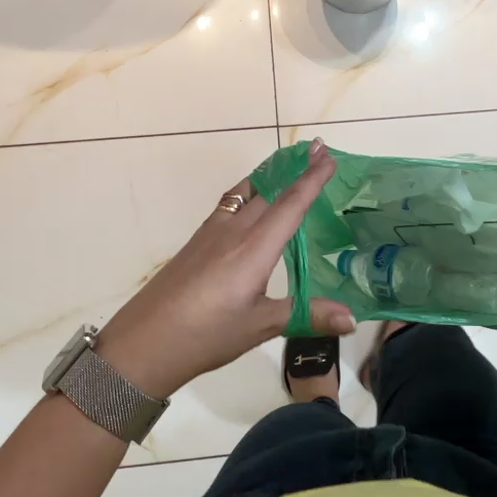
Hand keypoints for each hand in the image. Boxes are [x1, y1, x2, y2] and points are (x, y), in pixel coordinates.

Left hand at [94, 140, 356, 398]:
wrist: (142, 343)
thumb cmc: (205, 335)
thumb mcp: (260, 327)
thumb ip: (307, 315)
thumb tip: (354, 319)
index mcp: (254, 248)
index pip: (291, 205)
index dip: (312, 179)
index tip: (327, 153)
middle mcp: (234, 230)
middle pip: (270, 191)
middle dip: (295, 171)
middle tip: (318, 153)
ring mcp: (211, 233)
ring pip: (246, 194)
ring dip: (270, 178)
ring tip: (288, 168)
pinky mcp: (197, 242)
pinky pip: (230, 205)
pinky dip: (249, 194)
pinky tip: (251, 206)